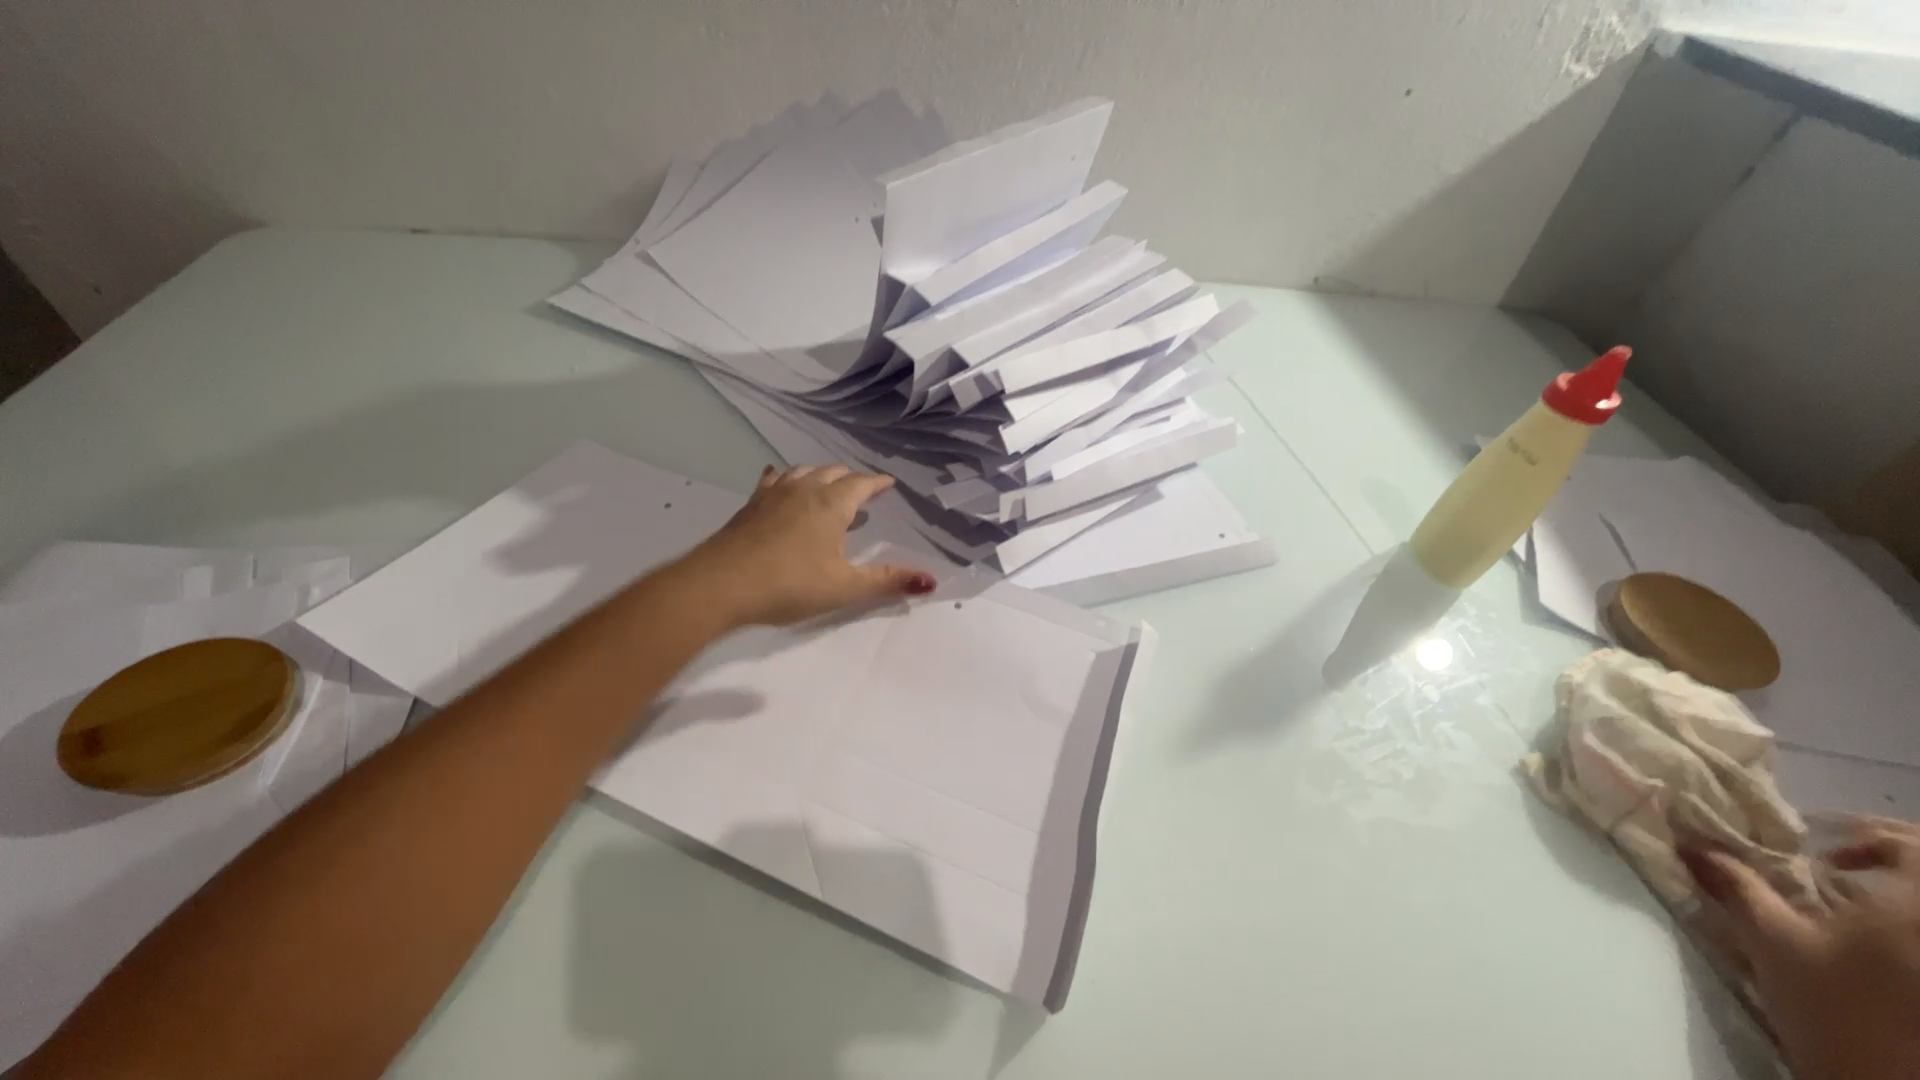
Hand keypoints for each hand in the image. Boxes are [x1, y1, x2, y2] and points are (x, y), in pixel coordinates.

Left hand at [670, 465, 935, 627]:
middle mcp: (804, 490)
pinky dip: (786, 478)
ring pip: (802, 472)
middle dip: (851, 479)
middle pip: (832, 473)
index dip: (877, 483)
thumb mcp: (844, 587)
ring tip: (827, 486)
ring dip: (820, 475)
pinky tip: (781, 484)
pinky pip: (773, 480)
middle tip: (863, 490)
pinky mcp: (749, 506)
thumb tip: (930, 580)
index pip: (861, 484)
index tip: (889, 483)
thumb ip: (887, 582)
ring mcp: (772, 495)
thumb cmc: (789, 584)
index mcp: (832, 504)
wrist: (721, 583)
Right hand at [1682, 817, 1919, 1079]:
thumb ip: (1737, 885)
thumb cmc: (1829, 1005)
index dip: (1865, 835)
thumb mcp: (1772, 940)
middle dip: (1890, 853)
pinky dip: (1903, 919)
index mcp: (1914, 903)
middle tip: (1840, 861)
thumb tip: (1690, 842)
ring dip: (1900, 887)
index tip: (1820, 851)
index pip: (1909, 843)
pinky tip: (1873, 938)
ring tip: (1856, 898)